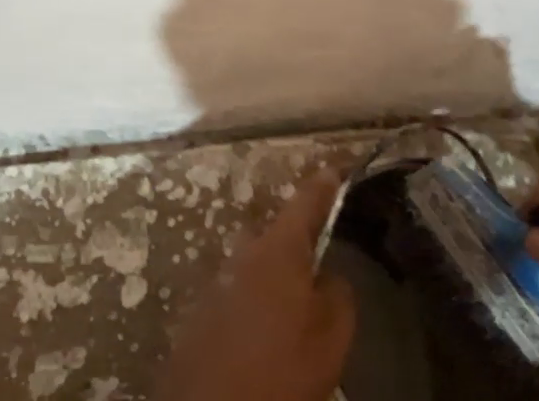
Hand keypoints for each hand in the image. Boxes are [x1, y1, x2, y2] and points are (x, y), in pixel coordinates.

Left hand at [154, 170, 355, 400]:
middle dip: (297, 240)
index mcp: (278, 250)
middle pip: (276, 234)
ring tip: (294, 301)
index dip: (324, 184)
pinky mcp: (200, 314)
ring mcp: (217, 283)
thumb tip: (328, 276)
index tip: (335, 168)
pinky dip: (254, 302)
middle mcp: (243, 255)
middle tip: (319, 256)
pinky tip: (265, 329)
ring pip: (255, 266)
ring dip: (274, 276)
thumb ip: (338, 293)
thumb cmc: (281, 369)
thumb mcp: (332, 336)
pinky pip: (238, 294)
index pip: (305, 201)